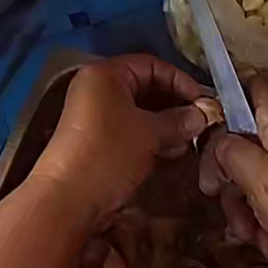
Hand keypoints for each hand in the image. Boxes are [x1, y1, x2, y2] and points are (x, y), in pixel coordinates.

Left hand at [30, 54, 209, 225]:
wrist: (65, 203)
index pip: (151, 65)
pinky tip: (171, 152)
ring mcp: (94, 115)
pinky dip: (150, 137)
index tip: (202, 100)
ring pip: (138, 111)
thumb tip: (201, 115)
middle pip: (144, 87)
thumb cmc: (108, 154)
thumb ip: (178, 121)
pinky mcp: (95, 140)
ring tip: (189, 140)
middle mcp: (97, 88)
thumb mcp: (149, 134)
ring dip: (165, 123)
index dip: (180, 80)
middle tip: (200, 121)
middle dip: (174, 104)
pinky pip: (129, 129)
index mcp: (106, 74)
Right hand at [199, 77, 267, 267]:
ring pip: (254, 170)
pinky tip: (267, 244)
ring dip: (243, 202)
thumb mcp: (264, 182)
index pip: (253, 86)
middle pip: (245, 135)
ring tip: (248, 235)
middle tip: (218, 197)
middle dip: (228, 169)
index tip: (212, 140)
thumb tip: (219, 139)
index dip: (228, 105)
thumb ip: (233, 153)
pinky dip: (263, 218)